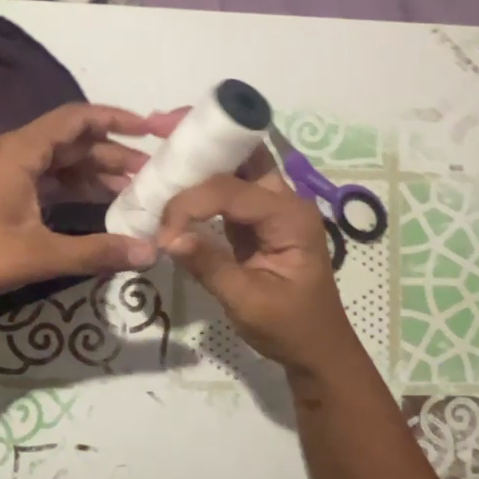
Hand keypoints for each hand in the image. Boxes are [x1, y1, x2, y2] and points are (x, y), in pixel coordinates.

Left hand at [0, 104, 160, 307]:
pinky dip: (69, 184)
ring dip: (91, 171)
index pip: (76, 118)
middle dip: (111, 153)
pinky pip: (41, 175)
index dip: (115, 119)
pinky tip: (94, 203)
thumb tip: (150, 253)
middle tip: (150, 175)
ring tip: (131, 192)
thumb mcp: (38, 255)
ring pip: (56, 159)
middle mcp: (11, 150)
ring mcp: (0, 168)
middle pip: (70, 139)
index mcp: (19, 151)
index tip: (150, 130)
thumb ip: (95, 251)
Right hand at [154, 130, 360, 372]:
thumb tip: (167, 239)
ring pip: (236, 164)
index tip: (163, 232)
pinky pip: (228, 189)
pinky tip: (174, 180)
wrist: (317, 350)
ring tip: (164, 144)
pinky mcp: (256, 219)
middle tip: (161, 128)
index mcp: (290, 218)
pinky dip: (201, 182)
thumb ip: (209, 266)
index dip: (191, 204)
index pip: (231, 191)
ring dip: (202, 156)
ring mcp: (271, 208)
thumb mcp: (248, 303)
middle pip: (244, 153)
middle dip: (204, 140)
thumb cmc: (290, 328)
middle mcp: (285, 201)